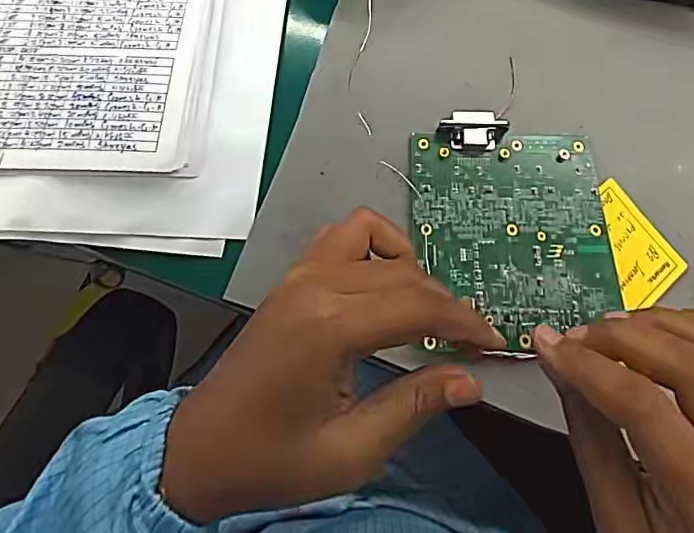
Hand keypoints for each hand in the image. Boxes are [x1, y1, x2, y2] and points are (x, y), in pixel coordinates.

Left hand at [160, 207, 505, 520]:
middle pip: (404, 274)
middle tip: (468, 339)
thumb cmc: (269, 459)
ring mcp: (301, 273)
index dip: (463, 322)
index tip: (491, 341)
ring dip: (411, 267)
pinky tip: (385, 279)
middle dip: (446, 303)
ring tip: (426, 309)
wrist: (202, 450)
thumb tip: (468, 381)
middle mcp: (316, 285)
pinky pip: (343, 234)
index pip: (417, 307)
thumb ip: (413, 407)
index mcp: (328, 326)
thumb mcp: (350, 452)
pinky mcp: (294, 275)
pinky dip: (375, 244)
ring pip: (376, 238)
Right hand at [535, 308, 693, 532]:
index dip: (591, 368)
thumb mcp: (623, 529)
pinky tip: (659, 331)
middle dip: (623, 338)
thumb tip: (563, 367)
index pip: (650, 411)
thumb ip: (593, 443)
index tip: (554, 346)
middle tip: (577, 336)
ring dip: (662, 325)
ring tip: (613, 327)